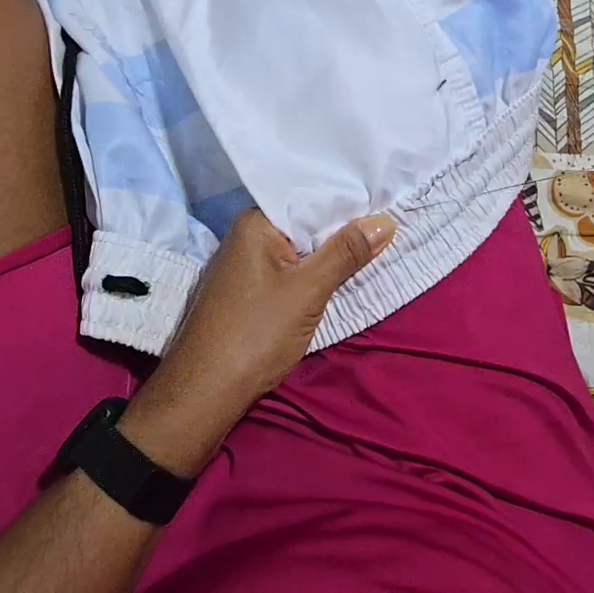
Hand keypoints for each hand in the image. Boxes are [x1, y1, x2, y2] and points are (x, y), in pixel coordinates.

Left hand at [121, 209, 395, 473]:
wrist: (203, 396)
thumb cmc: (255, 335)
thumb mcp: (308, 290)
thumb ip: (346, 252)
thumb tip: (385, 220)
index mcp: (255, 222)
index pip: (309, 197)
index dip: (348, 201)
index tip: (385, 202)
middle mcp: (246, 235)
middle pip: (305, 223)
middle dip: (342, 229)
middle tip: (390, 224)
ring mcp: (244, 265)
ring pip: (299, 250)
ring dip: (329, 254)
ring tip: (376, 244)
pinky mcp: (247, 292)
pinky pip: (288, 270)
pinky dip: (313, 273)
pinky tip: (339, 276)